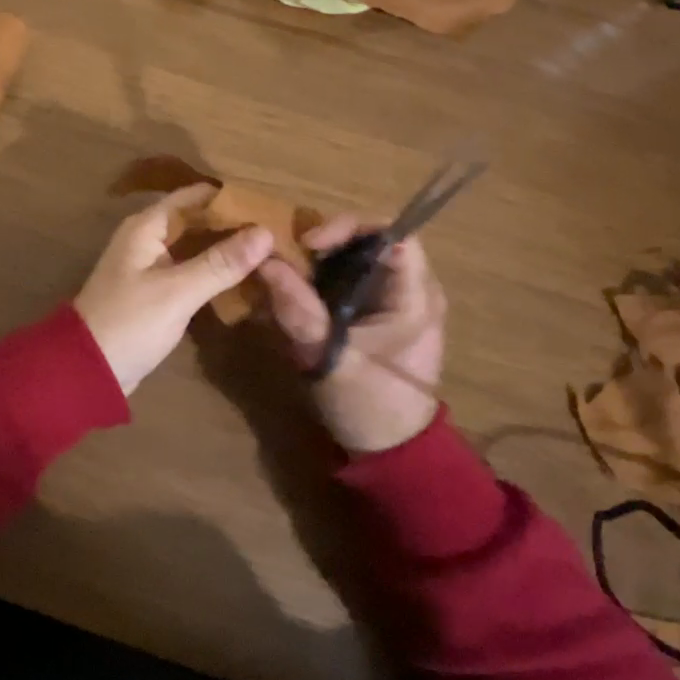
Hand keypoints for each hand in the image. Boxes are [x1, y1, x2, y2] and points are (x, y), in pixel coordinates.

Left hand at [74, 185, 275, 394]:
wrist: (89, 368)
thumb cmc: (130, 322)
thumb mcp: (178, 292)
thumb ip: (221, 262)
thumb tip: (266, 232)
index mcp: (146, 227)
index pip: (194, 197)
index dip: (231, 198)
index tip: (271, 204)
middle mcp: (147, 238)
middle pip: (197, 220)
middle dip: (234, 225)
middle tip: (281, 231)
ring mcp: (150, 265)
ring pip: (196, 246)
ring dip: (227, 249)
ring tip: (273, 252)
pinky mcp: (156, 290)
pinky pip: (191, 270)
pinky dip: (215, 271)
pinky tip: (246, 278)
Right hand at [257, 216, 446, 453]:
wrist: (391, 453)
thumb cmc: (371, 405)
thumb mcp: (330, 359)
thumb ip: (300, 311)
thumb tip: (265, 263)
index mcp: (414, 297)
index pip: (391, 234)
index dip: (348, 227)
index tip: (308, 244)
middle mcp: (409, 290)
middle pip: (367, 241)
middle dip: (324, 244)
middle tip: (286, 258)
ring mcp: (391, 301)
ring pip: (353, 259)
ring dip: (316, 262)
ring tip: (282, 275)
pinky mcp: (373, 314)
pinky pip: (345, 281)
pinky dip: (317, 280)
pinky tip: (290, 294)